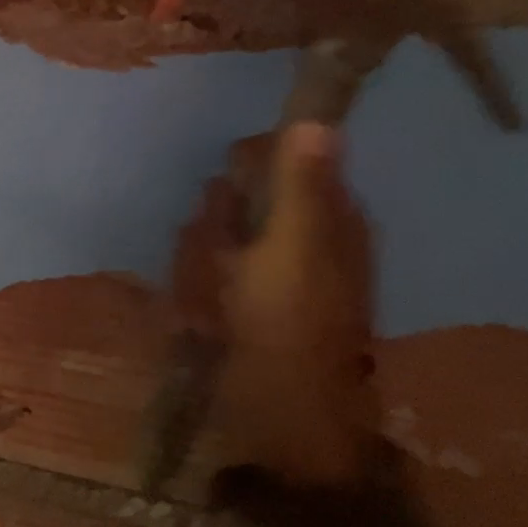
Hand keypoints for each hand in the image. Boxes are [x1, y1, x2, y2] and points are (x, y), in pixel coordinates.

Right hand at [212, 125, 380, 486]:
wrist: (279, 409)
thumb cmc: (288, 319)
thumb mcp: (294, 245)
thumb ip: (301, 184)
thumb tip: (319, 118)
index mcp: (331, 219)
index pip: (286, 159)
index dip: (252, 164)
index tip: (228, 182)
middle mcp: (304, 237)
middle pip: (241, 194)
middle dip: (216, 217)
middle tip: (217, 246)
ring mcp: (270, 269)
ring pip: (217, 230)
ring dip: (201, 251)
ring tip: (205, 288)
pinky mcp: (242, 297)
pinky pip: (206, 266)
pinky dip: (197, 280)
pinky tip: (197, 306)